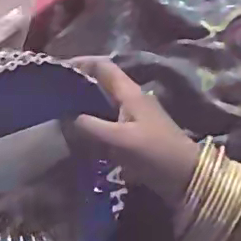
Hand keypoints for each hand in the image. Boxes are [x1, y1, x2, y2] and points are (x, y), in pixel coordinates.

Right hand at [66, 58, 200, 198]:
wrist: (188, 177)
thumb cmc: (155, 152)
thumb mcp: (120, 139)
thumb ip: (90, 127)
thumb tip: (65, 117)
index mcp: (129, 92)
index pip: (102, 66)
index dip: (80, 62)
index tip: (57, 69)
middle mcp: (130, 98)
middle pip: (100, 83)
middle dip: (77, 85)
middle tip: (52, 93)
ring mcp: (132, 116)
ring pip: (101, 103)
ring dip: (82, 105)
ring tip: (59, 112)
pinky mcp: (132, 133)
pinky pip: (106, 121)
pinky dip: (90, 123)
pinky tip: (76, 134)